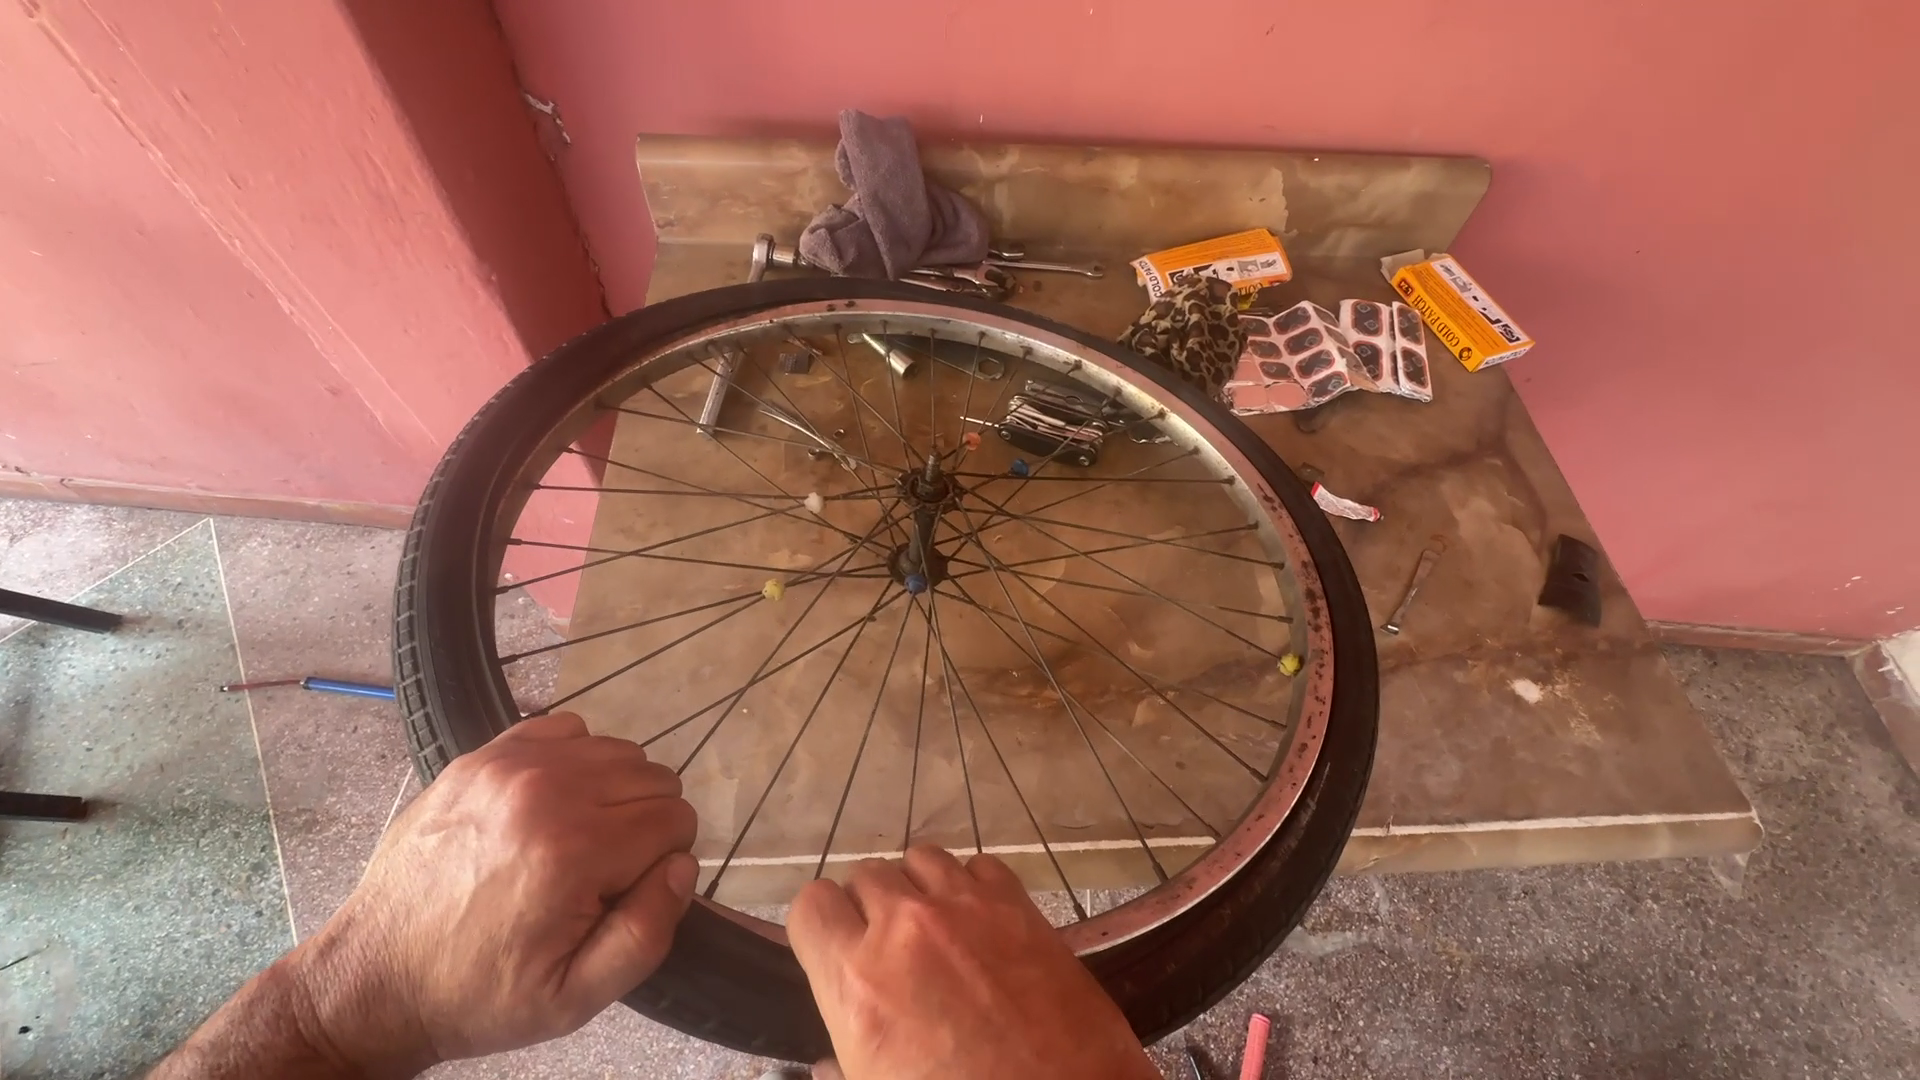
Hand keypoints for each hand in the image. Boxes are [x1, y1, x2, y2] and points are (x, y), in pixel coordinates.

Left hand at [289, 713, 697, 1070]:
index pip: (677, 820)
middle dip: (646, 823)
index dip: (664, 859)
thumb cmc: (480, 994)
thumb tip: (681, 864)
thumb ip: (648, 933)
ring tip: (577, 835)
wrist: (370, 981)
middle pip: (655, 779)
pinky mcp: (484, 753)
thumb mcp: (575, 999)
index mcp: (576, 849)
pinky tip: (551, 801)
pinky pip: (570, 728)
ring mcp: (513, 763)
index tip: (626, 889)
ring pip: (620, 751)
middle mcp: (550, 790)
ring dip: (615, 790)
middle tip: (602, 868)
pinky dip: (577, 760)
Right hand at [788, 846, 1157, 1079]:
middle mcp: (905, 928)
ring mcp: (964, 906)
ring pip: (919, 856)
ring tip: (935, 926)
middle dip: (870, 906)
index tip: (833, 945)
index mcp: (857, 983)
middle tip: (891, 947)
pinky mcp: (1016, 900)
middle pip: (865, 874)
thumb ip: (844, 1063)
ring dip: (918, 886)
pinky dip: (972, 885)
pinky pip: (978, 864)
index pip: (810, 905)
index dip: (818, 925)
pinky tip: (982, 921)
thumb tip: (826, 1061)